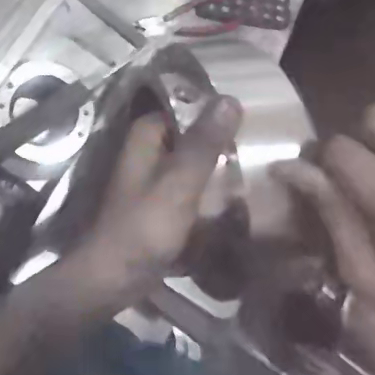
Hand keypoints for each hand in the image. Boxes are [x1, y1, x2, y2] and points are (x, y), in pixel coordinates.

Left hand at [59, 96, 242, 311]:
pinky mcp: (158, 202)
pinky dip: (207, 192)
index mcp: (147, 133)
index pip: (188, 108)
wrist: (114, 277)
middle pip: (192, 136)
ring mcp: (151, 176)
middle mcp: (147, 147)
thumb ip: (205, 142)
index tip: (253, 124)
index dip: (218, 115)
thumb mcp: (181, 181)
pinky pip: (190, 188)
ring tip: (255, 176)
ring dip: (217, 170)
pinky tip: (234, 201)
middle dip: (221, 145)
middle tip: (261, 155)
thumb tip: (230, 98)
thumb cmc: (146, 225)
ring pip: (193, 163)